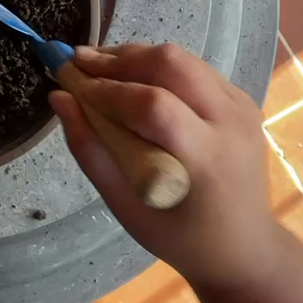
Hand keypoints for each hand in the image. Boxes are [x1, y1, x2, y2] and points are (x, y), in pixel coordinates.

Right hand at [51, 44, 293, 291]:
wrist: (243, 246)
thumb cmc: (177, 234)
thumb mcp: (124, 205)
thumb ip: (89, 149)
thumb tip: (60, 98)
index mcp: (205, 158)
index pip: (152, 105)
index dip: (105, 89)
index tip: (68, 81)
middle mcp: (230, 123)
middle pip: (171, 65)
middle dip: (118, 59)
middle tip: (78, 62)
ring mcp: (241, 107)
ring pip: (181, 59)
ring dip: (134, 56)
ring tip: (98, 66)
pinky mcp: (240, 100)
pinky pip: (192, 67)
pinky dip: (154, 65)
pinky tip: (130, 77)